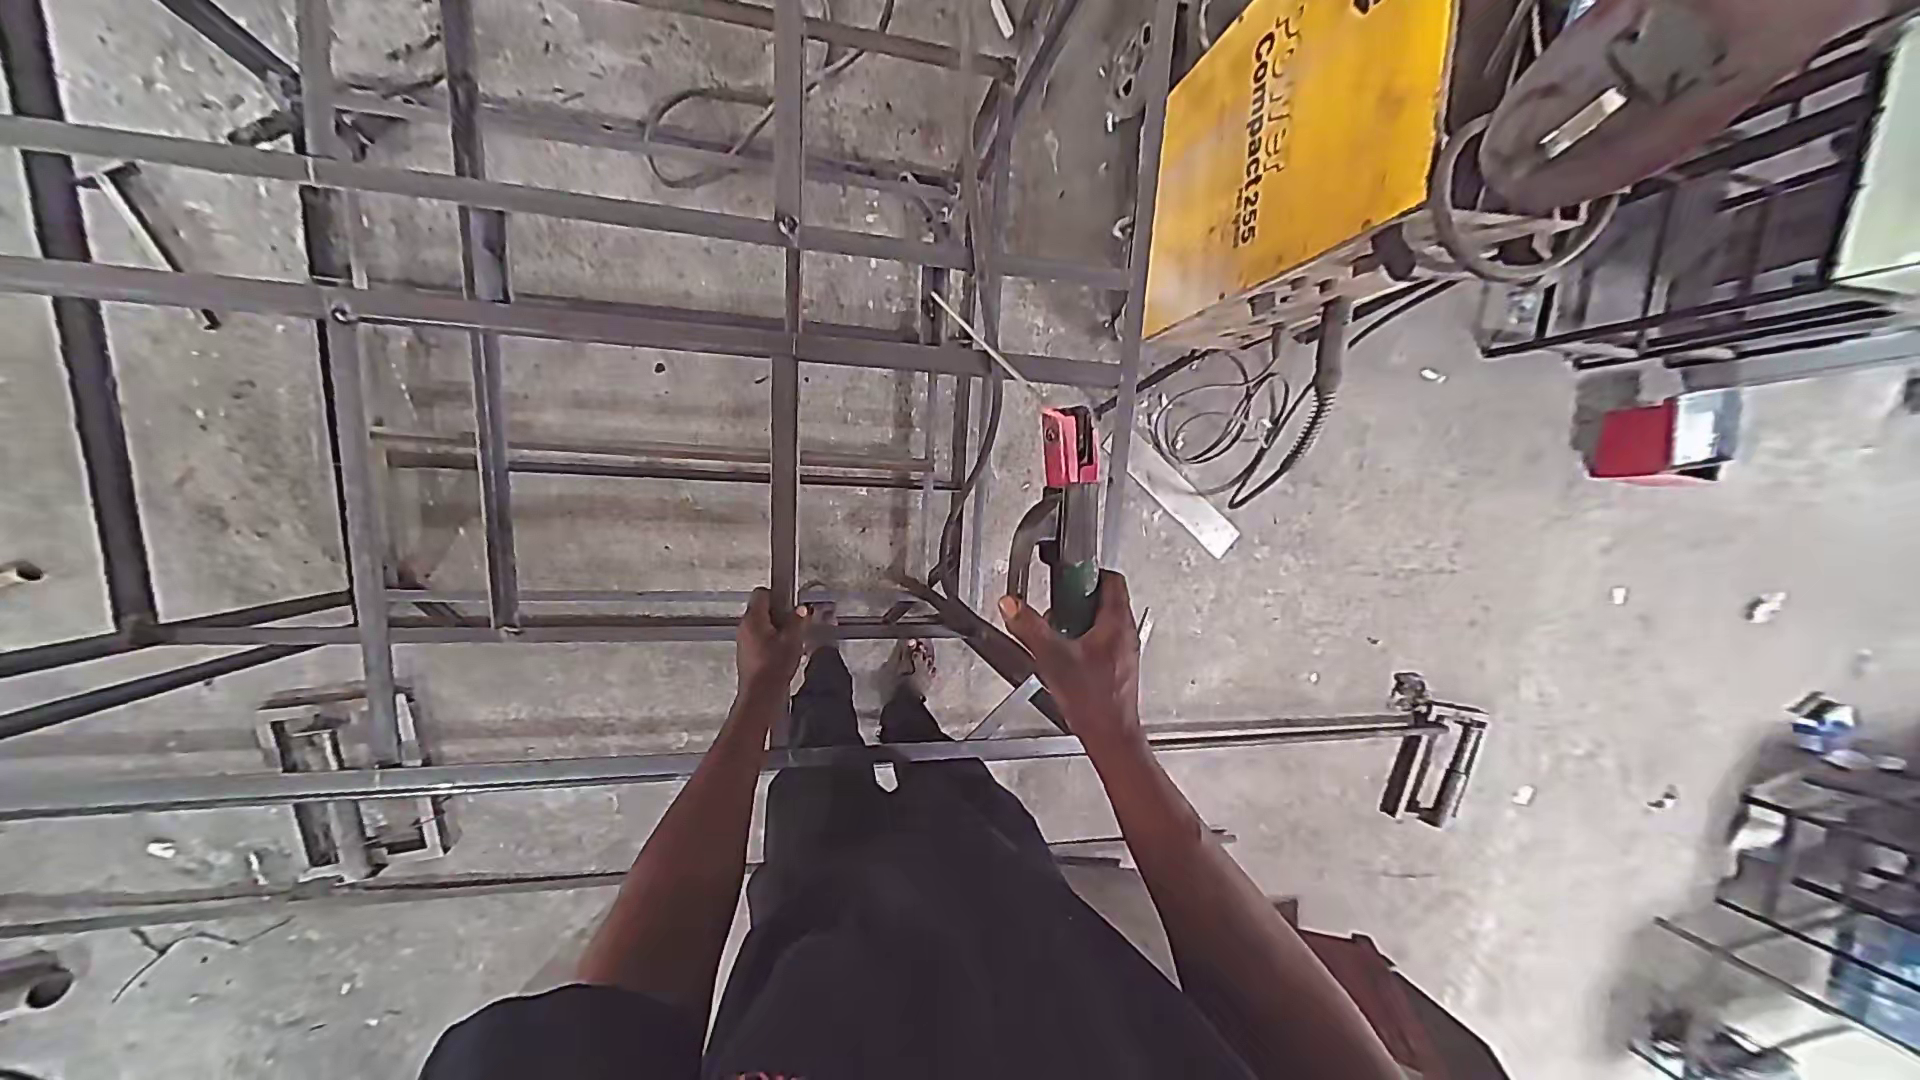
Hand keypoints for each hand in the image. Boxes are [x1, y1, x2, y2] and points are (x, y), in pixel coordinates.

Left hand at [736, 588, 811, 695]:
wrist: (761, 693)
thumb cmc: (773, 666)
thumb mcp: (793, 639)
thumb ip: (797, 620)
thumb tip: (801, 610)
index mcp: (753, 619)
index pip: (761, 593)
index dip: (777, 594)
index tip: (790, 602)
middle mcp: (744, 627)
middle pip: (761, 609)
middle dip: (779, 613)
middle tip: (794, 622)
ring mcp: (744, 641)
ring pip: (761, 624)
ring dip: (776, 628)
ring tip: (791, 639)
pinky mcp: (746, 653)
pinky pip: (759, 638)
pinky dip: (771, 640)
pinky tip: (783, 651)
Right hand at [998, 570, 1140, 747]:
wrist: (1110, 735)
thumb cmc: (1094, 702)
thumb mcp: (1052, 657)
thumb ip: (1029, 627)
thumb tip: (1012, 605)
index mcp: (1116, 623)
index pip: (1111, 580)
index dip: (1087, 572)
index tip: (1066, 576)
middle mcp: (1124, 634)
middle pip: (1102, 599)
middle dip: (1075, 600)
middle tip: (1056, 610)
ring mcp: (1122, 651)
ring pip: (1099, 621)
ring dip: (1076, 622)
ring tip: (1057, 636)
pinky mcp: (1116, 666)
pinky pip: (1099, 641)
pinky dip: (1080, 640)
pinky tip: (1063, 657)